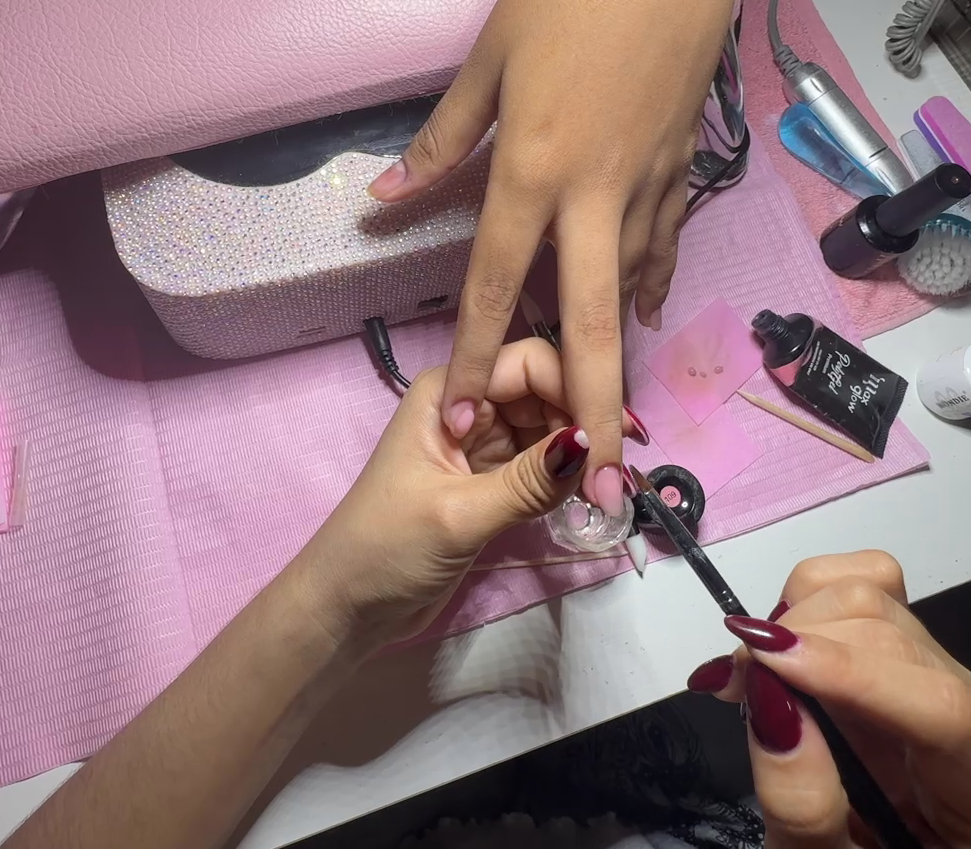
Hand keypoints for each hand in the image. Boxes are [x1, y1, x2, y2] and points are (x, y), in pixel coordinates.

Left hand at [292, 338, 630, 645]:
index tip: (616, 437)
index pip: (529, 365)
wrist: (350, 605)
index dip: (575, 391)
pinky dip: (566, 476)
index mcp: (450, 390)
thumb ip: (526, 482)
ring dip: (581, 453)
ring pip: (548, 426)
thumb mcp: (458, 514)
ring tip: (613, 486)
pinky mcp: (492, 477)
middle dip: (584, 424)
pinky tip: (592, 494)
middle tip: (620, 472)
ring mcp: (482, 441)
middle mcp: (469, 403)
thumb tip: (592, 443)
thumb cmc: (386, 547)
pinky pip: (540, 462)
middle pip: (545, 391)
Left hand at [367, 0, 758, 514]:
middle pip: (589, 323)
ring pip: (632, 289)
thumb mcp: (489, 61)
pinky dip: (649, 284)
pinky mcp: (684, 166)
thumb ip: (439, 144)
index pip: (492, 285)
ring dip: (621, 355)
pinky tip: (643, 312)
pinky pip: (663, 243)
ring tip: (613, 419)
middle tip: (598, 487)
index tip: (458, 428)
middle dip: (592, 413)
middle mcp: (594, 194)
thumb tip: (383, 201)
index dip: (470, 361)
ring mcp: (649, 184)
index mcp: (533, 171)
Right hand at [687, 552, 970, 847]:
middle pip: (897, 639)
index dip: (848, 671)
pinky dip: (809, 598)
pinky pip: (870, 581)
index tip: (762, 658)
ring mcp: (964, 682)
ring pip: (874, 599)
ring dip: (794, 622)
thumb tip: (772, 703)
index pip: (945, 712)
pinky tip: (789, 648)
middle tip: (736, 686)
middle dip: (799, 643)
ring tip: (757, 676)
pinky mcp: (924, 649)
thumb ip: (805, 808)